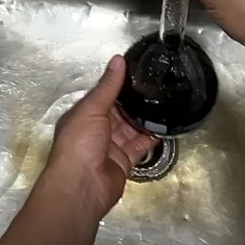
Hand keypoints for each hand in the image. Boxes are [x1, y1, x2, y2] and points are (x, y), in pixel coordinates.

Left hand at [40, 56, 158, 220]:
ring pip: (130, 129)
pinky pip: (139, 147)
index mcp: (83, 115)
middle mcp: (95, 130)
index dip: (118, 85)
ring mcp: (110, 147)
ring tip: (164, 103)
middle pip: (118, 113)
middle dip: (134, 102)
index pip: (103, 96)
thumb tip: (118, 59)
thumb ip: (108, 86)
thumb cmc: (80, 142)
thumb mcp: (92, 108)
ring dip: (144, 119)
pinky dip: (150, 138)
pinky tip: (164, 127)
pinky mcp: (124, 162)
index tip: (138, 72)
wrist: (82, 185)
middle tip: (157, 87)